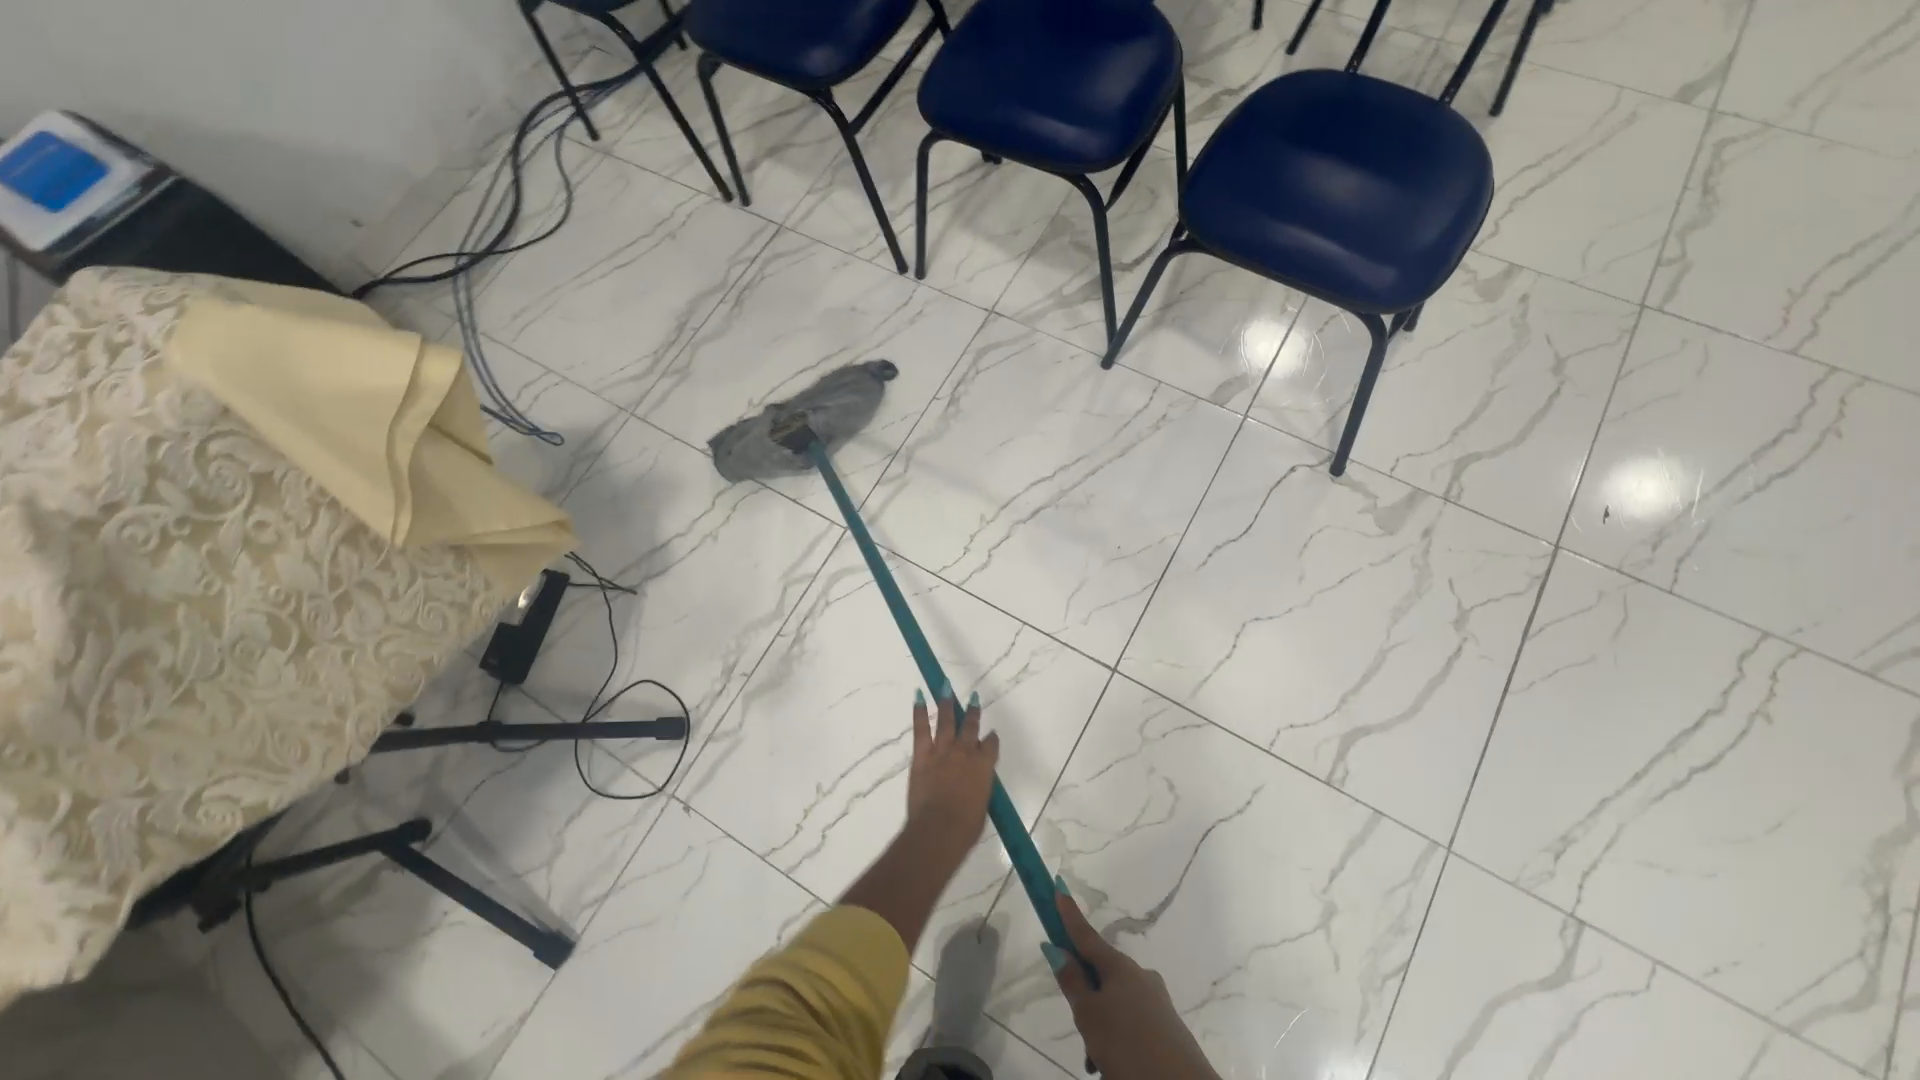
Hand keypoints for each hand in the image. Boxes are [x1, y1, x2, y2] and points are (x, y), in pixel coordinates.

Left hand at [907, 689, 999, 858]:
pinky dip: (920, 711)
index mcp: (984, 767)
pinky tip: (918, 696)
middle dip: (973, 712)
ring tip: (946, 688)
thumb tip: (973, 787)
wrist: (939, 829)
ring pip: (947, 722)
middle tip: (973, 698)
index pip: (991, 746)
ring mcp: (943, 751)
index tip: (991, 735)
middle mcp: (965, 753)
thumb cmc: (965, 827)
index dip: (991, 740)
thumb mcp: (982, 807)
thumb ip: (979, 790)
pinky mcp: (923, 755)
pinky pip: (921, 728)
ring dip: (947, 704)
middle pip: (971, 727)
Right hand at [1048, 886, 1219, 1079]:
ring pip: (1113, 1008)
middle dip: (1085, 1002)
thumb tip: (1057, 948)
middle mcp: (1140, 978)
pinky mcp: (1166, 1028)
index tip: (1058, 887)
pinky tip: (1114, 1069)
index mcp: (1120, 968)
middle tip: (1082, 1033)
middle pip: (1100, 979)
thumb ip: (1072, 982)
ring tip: (1098, 1063)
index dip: (1069, 915)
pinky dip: (1117, 1043)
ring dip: (1100, 1030)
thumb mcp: (1089, 1015)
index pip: (1086, 936)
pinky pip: (1130, 1027)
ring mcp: (1156, 1002)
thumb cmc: (1128, 1044)